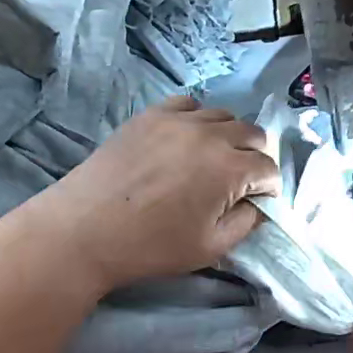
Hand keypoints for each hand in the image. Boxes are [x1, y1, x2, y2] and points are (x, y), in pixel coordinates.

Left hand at [0, 97, 281, 291]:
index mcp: (229, 169)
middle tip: (238, 181)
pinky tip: (186, 140)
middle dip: (254, 157)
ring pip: (222, 115)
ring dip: (228, 136)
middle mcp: (209, 134)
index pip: (268, 168)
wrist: (85, 229)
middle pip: (251, 133)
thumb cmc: (150, 246)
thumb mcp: (210, 248)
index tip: (257, 201)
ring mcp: (177, 119)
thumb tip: (258, 204)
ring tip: (211, 160)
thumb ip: (246, 223)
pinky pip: (188, 105)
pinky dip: (197, 120)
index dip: (268, 188)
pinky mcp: (150, 115)